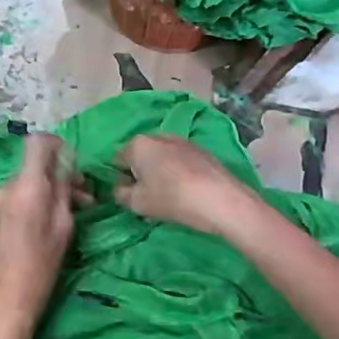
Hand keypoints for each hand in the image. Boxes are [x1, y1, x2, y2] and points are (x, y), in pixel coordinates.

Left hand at [0, 134, 80, 321]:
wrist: (6, 296)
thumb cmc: (42, 264)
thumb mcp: (63, 224)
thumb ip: (62, 189)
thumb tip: (66, 164)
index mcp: (26, 186)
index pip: (36, 143)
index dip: (56, 145)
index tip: (73, 161)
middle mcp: (6, 186)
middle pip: (34, 164)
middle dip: (59, 174)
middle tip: (83, 194)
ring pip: (27, 180)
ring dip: (48, 189)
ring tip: (70, 210)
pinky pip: (17, 194)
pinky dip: (34, 199)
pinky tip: (47, 219)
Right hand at [113, 134, 262, 236]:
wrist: (221, 200)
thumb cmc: (172, 199)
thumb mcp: (137, 203)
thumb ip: (120, 193)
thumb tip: (120, 187)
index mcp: (138, 144)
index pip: (117, 160)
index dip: (119, 179)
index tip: (128, 196)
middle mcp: (158, 136)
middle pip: (140, 155)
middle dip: (140, 173)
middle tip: (147, 197)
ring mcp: (182, 141)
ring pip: (161, 157)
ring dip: (159, 172)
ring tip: (168, 195)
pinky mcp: (201, 151)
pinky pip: (179, 161)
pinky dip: (177, 172)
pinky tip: (186, 191)